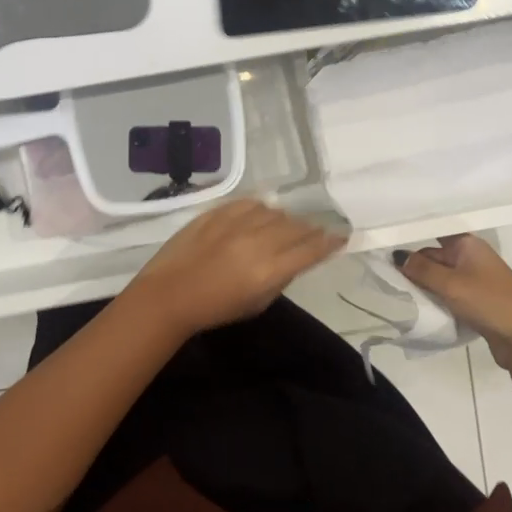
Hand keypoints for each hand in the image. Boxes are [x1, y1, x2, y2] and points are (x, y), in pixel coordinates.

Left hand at [121, 200, 347, 336]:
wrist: (170, 295)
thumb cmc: (215, 309)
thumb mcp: (256, 304)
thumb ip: (280, 279)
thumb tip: (294, 261)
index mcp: (270, 270)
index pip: (311, 250)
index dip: (330, 242)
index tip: (341, 236)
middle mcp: (258, 242)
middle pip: (296, 227)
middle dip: (310, 228)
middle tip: (315, 231)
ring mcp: (236, 224)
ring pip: (274, 211)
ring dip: (284, 218)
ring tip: (283, 225)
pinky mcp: (216, 213)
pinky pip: (248, 202)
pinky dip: (259, 208)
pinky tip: (259, 213)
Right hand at [396, 234, 511, 367]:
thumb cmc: (488, 302)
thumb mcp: (449, 284)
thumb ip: (421, 269)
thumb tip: (398, 256)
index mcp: (467, 244)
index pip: (432, 234)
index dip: (411, 239)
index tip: (386, 247)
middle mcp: (472, 257)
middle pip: (435, 257)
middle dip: (415, 268)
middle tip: (389, 280)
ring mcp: (478, 280)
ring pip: (441, 279)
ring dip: (426, 287)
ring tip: (401, 295)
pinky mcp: (479, 301)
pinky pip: (451, 295)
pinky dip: (438, 300)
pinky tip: (424, 309)